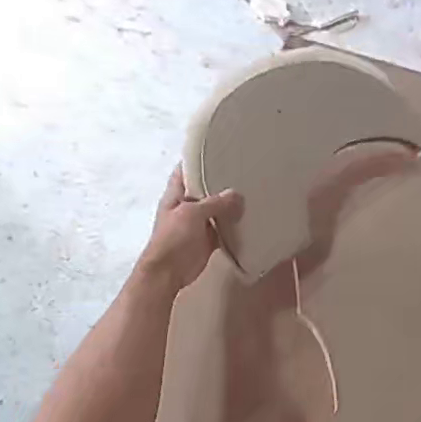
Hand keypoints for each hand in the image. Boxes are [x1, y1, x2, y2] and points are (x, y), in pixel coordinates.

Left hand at [136, 167, 242, 292]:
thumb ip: (215, 203)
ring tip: (253, 190)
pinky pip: (223, 229)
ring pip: (216, 209)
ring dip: (230, 204)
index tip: (221, 148)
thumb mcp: (192, 214)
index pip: (187, 169)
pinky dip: (234, 225)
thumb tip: (238, 196)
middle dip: (222, 181)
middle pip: (205, 188)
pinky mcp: (208, 240)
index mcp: (176, 194)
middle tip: (246, 169)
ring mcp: (198, 223)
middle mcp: (187, 205)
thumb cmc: (172, 239)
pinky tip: (250, 218)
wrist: (167, 274)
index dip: (200, 158)